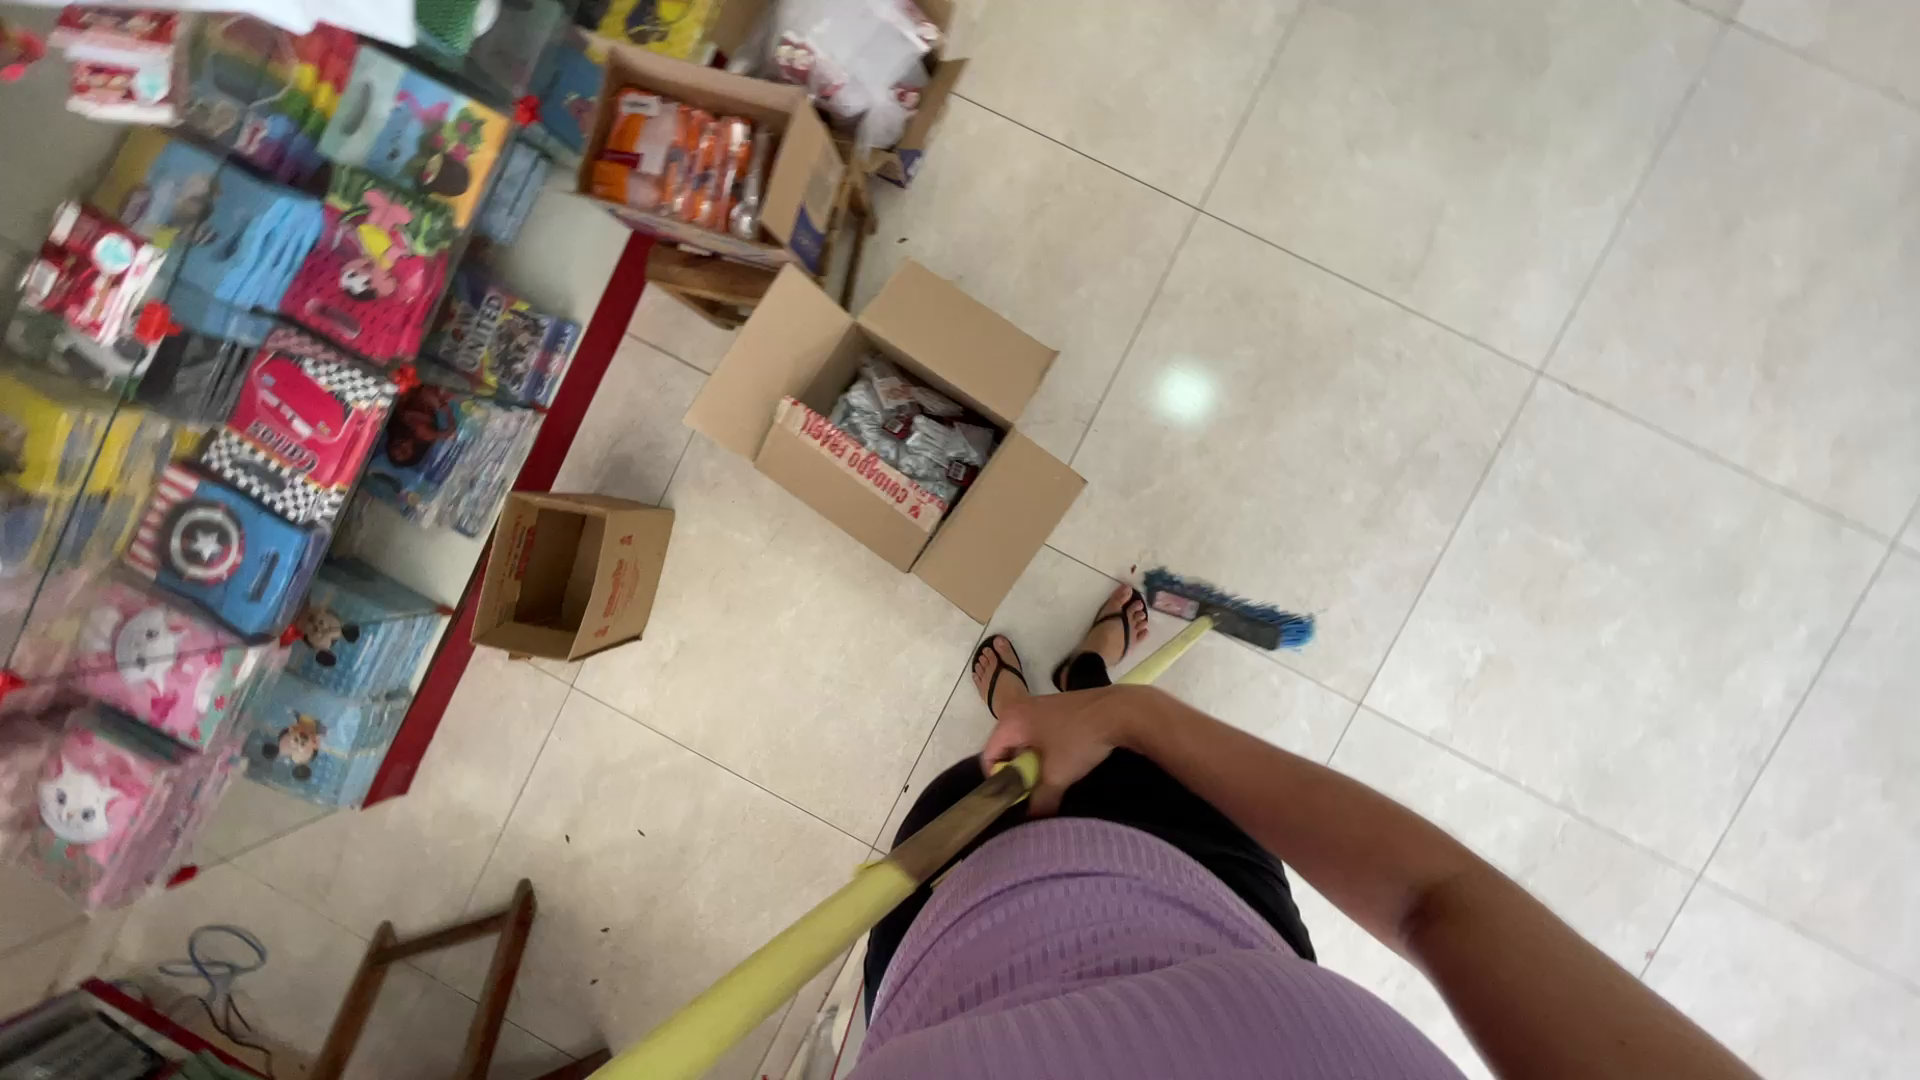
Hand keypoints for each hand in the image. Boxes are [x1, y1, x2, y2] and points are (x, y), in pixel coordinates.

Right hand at [980, 685, 1154, 815]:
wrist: (1119, 712)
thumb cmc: (1079, 740)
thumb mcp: (1058, 776)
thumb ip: (1040, 799)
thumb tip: (1032, 818)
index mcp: (1011, 720)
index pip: (989, 755)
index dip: (998, 780)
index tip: (1014, 797)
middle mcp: (1020, 708)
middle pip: (1007, 747)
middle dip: (1017, 771)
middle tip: (1031, 791)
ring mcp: (1040, 705)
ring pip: (1025, 741)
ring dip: (1033, 762)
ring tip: (1049, 780)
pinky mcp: (1057, 707)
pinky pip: (1040, 733)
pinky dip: (1045, 750)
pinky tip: (1064, 762)